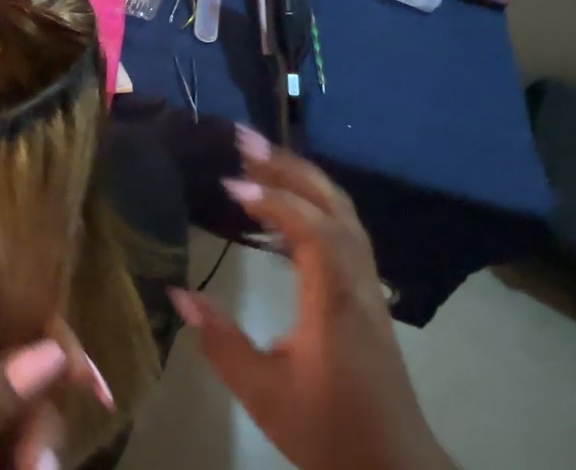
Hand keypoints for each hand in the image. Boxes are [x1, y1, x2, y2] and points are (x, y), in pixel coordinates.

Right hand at [169, 128, 454, 469]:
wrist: (395, 468)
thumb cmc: (328, 430)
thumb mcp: (263, 394)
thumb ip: (221, 342)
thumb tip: (179, 293)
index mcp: (335, 302)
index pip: (311, 230)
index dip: (273, 200)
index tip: (229, 185)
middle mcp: (358, 281)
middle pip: (333, 205)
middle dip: (288, 166)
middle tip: (243, 139)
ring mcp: (368, 284)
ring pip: (343, 212)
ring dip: (302, 178)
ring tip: (259, 157)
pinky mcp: (367, 293)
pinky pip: (345, 228)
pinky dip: (315, 202)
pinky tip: (284, 206)